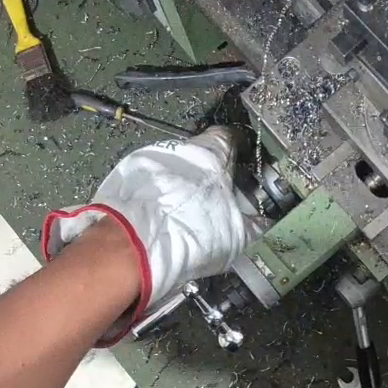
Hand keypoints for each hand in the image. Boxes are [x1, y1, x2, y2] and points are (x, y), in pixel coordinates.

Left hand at [43, 128, 256, 343]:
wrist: (133, 248)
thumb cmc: (189, 234)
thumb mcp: (236, 236)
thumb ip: (253, 225)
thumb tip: (263, 225)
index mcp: (211, 153)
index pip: (229, 139)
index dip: (236, 155)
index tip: (238, 170)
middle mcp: (178, 148)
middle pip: (198, 157)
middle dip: (205, 178)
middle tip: (211, 206)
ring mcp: (148, 160)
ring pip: (171, 171)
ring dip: (177, 189)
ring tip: (181, 219)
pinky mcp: (124, 178)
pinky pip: (147, 185)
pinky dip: (154, 200)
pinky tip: (159, 224)